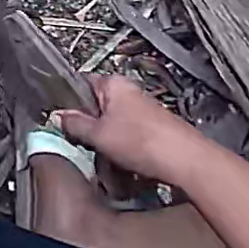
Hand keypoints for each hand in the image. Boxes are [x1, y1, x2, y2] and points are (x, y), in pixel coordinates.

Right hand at [54, 76, 218, 186]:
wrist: (189, 164)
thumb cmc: (144, 142)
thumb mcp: (98, 135)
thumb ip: (74, 124)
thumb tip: (59, 116)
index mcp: (113, 83)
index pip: (81, 84)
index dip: (70, 102)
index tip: (64, 119)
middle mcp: (129, 92)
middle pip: (97, 107)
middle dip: (90, 126)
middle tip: (85, 143)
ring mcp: (145, 111)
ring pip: (114, 124)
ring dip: (108, 141)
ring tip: (107, 158)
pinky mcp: (156, 130)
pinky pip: (130, 137)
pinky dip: (125, 149)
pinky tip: (127, 164)